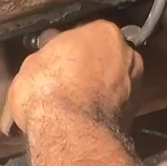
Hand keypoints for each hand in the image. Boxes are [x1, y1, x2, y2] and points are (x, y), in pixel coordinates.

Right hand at [3, 21, 141, 133]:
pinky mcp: (134, 115)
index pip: (84, 33)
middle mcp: (126, 54)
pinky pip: (114, 106)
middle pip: (104, 56)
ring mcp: (135, 85)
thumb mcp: (31, 64)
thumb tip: (46, 54)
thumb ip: (46, 55)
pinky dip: (101, 110)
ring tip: (71, 104)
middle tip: (64, 80)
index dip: (67, 47)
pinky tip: (81, 119)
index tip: (55, 58)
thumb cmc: (49, 92)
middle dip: (87, 67)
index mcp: (103, 31)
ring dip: (96, 89)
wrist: (69, 134)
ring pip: (112, 82)